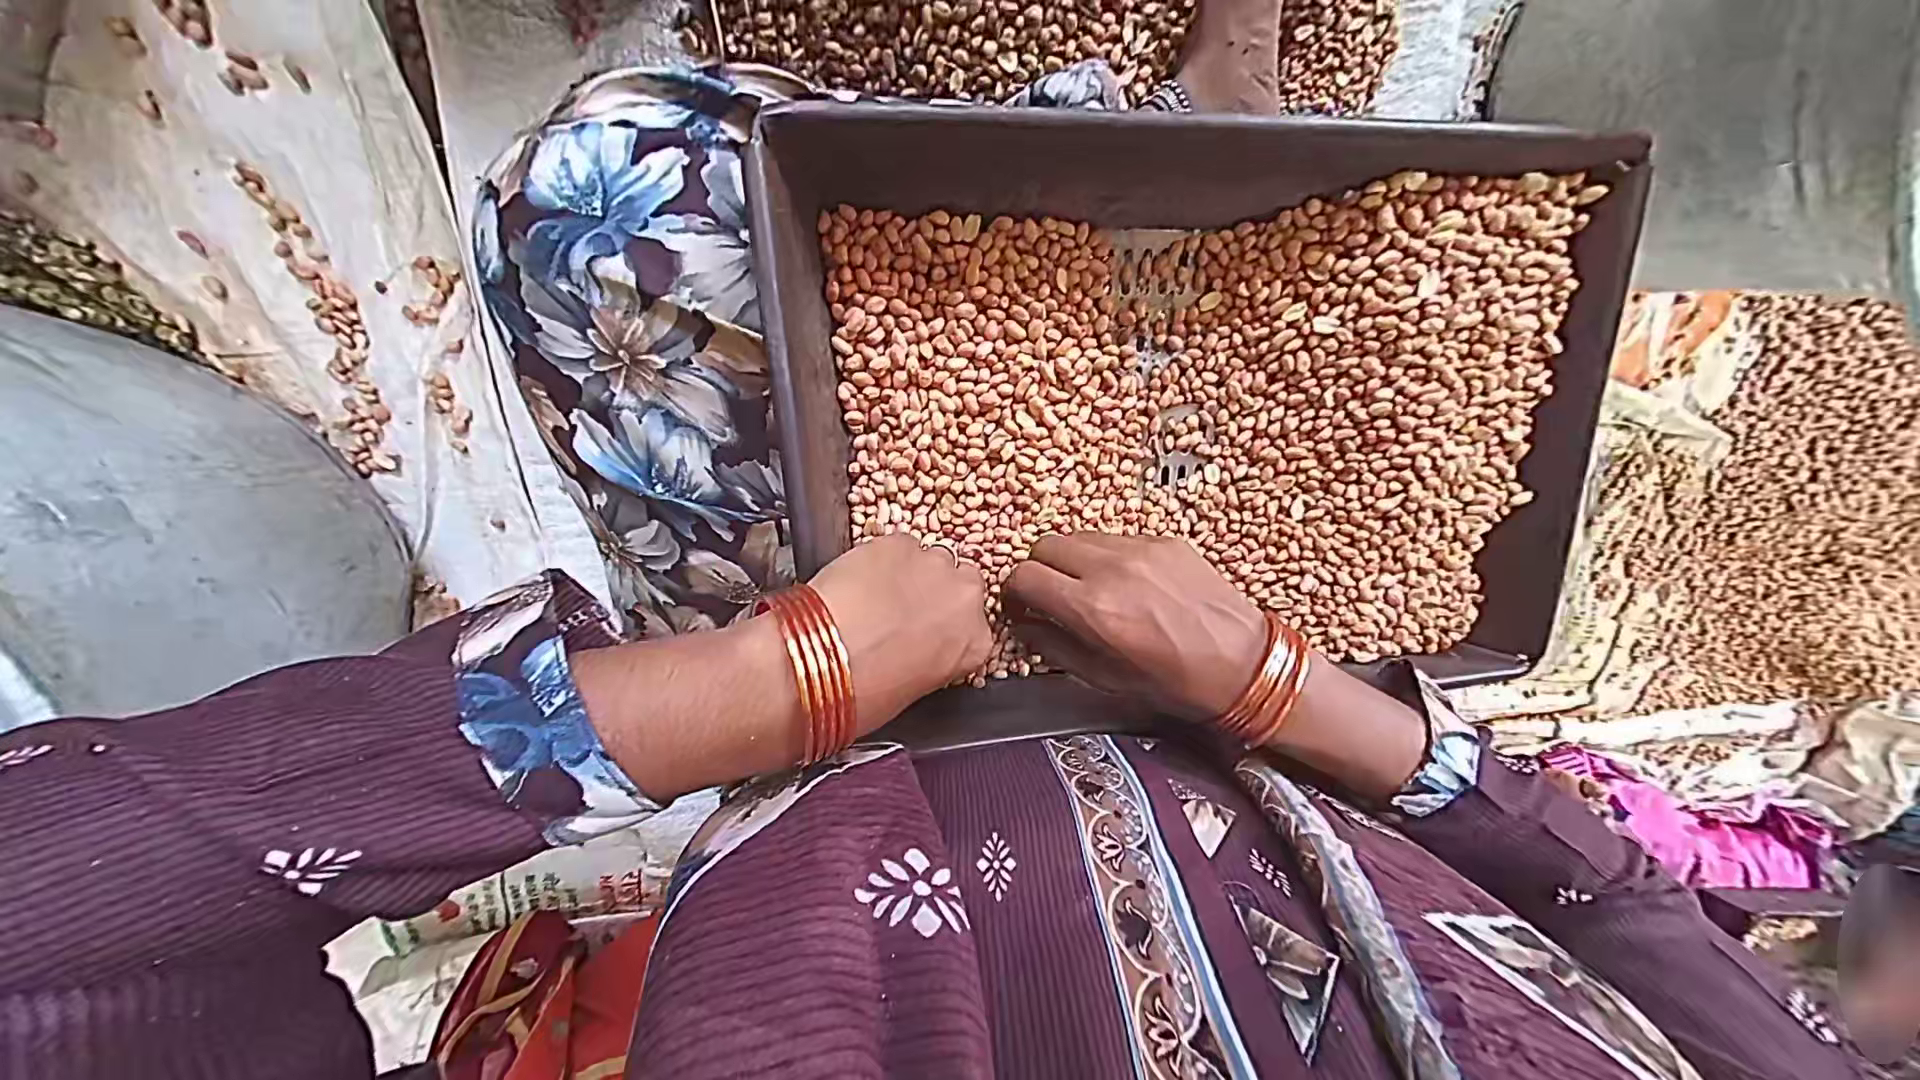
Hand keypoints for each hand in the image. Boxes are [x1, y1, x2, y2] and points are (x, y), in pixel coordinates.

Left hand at [810, 534, 994, 732]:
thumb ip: (933, 657)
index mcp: (976, 643)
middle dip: (937, 589)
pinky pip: (898, 543)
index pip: (974, 623)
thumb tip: (917, 649)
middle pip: (962, 579)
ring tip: (876, 594)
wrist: (823, 660)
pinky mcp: (898, 542)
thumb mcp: (916, 689)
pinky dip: (881, 557)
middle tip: (903, 608)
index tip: (928, 627)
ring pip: (930, 556)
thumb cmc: (864, 690)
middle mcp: (964, 598)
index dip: (947, 621)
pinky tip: (860, 579)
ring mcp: (932, 564)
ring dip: (910, 571)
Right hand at [1003, 533, 1266, 720]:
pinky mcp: (1164, 541)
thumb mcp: (1105, 678)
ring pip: (1079, 537)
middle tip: (1049, 595)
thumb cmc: (1177, 682)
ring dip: (1071, 560)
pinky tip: (1126, 583)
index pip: (1024, 576)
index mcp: (1093, 608)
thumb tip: (1025, 625)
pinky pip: (1116, 538)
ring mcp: (1140, 549)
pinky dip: (1106, 557)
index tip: (1019, 605)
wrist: (1246, 665)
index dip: (1013, 592)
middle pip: (1045, 546)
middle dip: (1038, 570)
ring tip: (1088, 588)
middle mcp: (1112, 569)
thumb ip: (1053, 646)